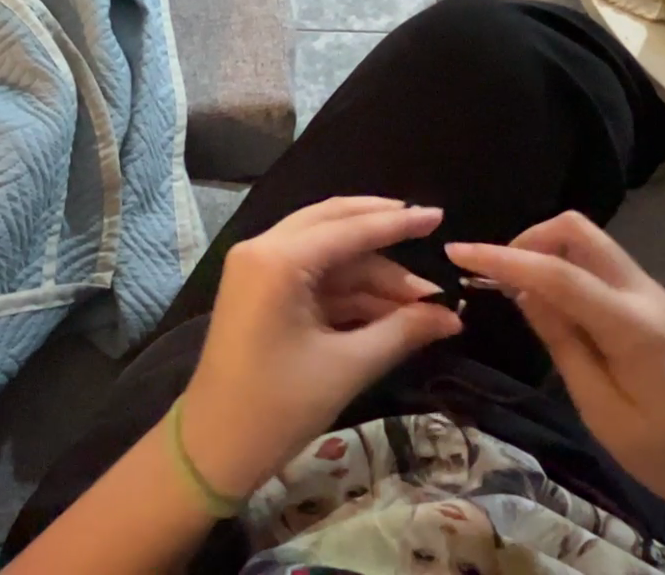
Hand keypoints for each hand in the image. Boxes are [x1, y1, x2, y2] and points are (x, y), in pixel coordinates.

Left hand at [178, 197, 463, 499]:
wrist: (213, 448)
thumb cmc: (277, 406)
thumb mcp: (347, 367)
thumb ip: (402, 331)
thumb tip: (451, 315)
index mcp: (277, 259)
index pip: (348, 229)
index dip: (397, 223)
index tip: (438, 215)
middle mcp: (264, 249)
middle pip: (333, 223)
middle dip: (382, 232)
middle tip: (429, 230)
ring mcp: (258, 268)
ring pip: (326, 251)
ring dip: (372, 272)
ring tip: (425, 299)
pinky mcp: (261, 290)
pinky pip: (313, 274)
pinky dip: (350, 288)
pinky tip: (391, 307)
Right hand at [445, 212, 664, 525]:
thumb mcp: (603, 412)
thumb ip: (563, 343)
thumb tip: (523, 290)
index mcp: (635, 327)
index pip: (557, 273)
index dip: (502, 257)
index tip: (457, 251)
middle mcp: (646, 294)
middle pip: (577, 231)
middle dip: (526, 239)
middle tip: (493, 275)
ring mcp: (652, 293)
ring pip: (587, 241)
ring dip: (544, 250)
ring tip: (514, 290)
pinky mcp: (651, 302)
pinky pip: (598, 263)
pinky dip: (563, 265)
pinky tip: (548, 302)